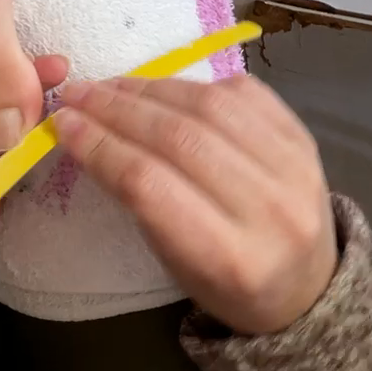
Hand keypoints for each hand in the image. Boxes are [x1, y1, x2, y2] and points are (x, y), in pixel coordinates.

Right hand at [51, 74, 337, 334]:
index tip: (63, 123)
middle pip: (178, 138)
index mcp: (231, 260)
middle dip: (116, 108)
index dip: (100, 146)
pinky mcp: (303, 135)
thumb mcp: (174, 259)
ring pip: (208, 105)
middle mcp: (271, 210)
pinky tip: (162, 87)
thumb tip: (85, 128)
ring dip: (148, 88)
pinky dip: (193, 84)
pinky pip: (240, 91)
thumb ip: (137, 195)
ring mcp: (295, 167)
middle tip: (76, 93)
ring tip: (111, 85)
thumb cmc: (225, 281)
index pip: (150, 186)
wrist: (308, 286)